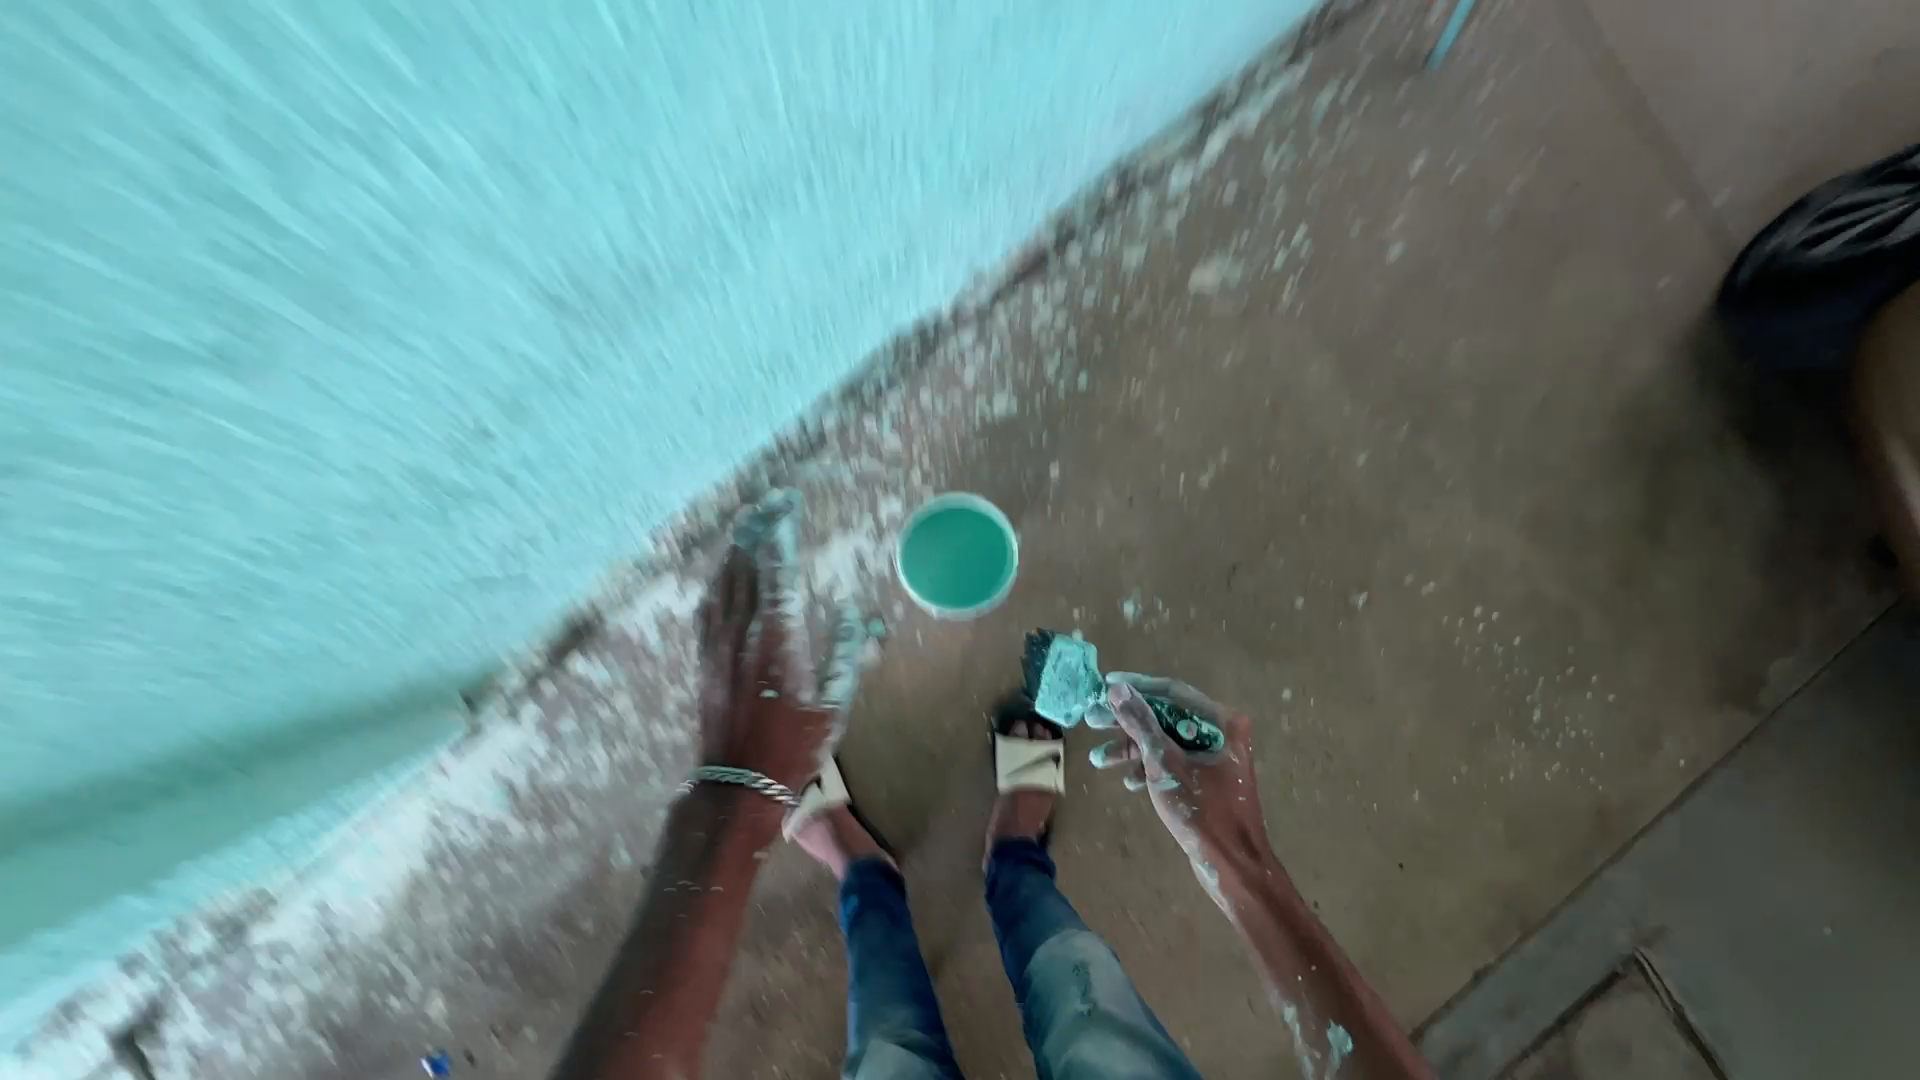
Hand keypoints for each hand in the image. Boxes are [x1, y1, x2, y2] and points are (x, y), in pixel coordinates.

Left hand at [697, 491, 867, 794]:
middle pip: (745, 563)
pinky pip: (708, 603)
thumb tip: (859, 613)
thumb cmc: (793, 746)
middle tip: (770, 501)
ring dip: (735, 547)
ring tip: (748, 522)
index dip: (780, 529)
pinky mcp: (705, 656)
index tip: (788, 502)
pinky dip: (718, 577)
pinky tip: (724, 571)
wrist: (737, 783)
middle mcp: (743, 629)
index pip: (777, 566)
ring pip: (723, 579)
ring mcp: (718, 642)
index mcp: (778, 635)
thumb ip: (849, 654)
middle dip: (757, 527)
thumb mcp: (835, 704)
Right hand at [1089, 673, 1270, 899]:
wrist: (1232, 866)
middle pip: (1165, 716)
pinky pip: (1173, 760)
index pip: (1171, 692)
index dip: (1135, 688)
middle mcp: (1220, 732)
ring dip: (1132, 748)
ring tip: (1099, 760)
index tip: (1104, 686)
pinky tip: (1128, 781)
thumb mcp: (1163, 763)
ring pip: (1165, 740)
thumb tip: (1116, 688)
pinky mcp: (1207, 778)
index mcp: (1220, 721)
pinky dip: (1149, 766)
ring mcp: (1215, 756)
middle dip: (1127, 722)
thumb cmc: (1202, 811)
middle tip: (1092, 722)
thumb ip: (1139, 723)